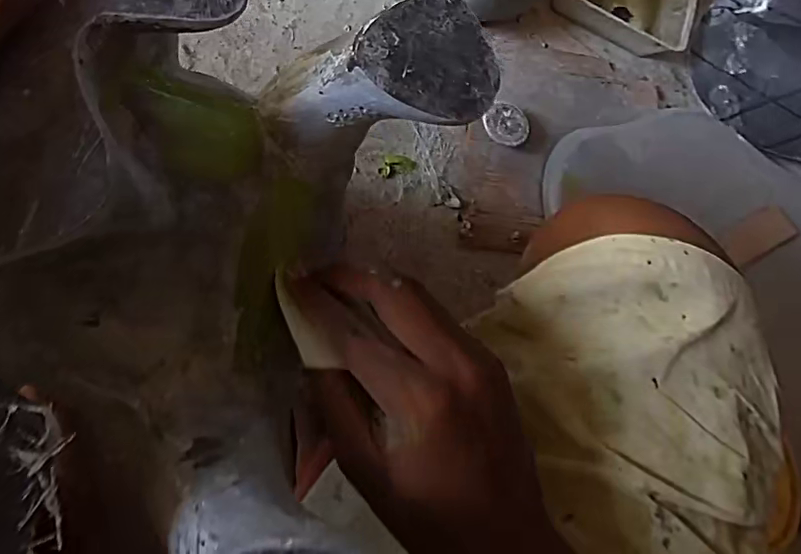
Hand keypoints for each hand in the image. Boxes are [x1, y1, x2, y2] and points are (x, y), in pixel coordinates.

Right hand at [283, 265, 567, 553]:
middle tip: (311, 273)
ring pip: (415, 292)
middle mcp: (454, 364)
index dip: (314, 303)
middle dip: (345, 275)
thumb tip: (308, 343)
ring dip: (372, 282)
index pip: (352, 333)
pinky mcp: (488, 357)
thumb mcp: (364, 467)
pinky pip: (434, 311)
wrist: (512, 545)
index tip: (287, 279)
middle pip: (391, 291)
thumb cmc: (429, 518)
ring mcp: (478, 356)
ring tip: (336, 285)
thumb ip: (332, 399)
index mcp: (420, 399)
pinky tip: (374, 310)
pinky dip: (397, 301)